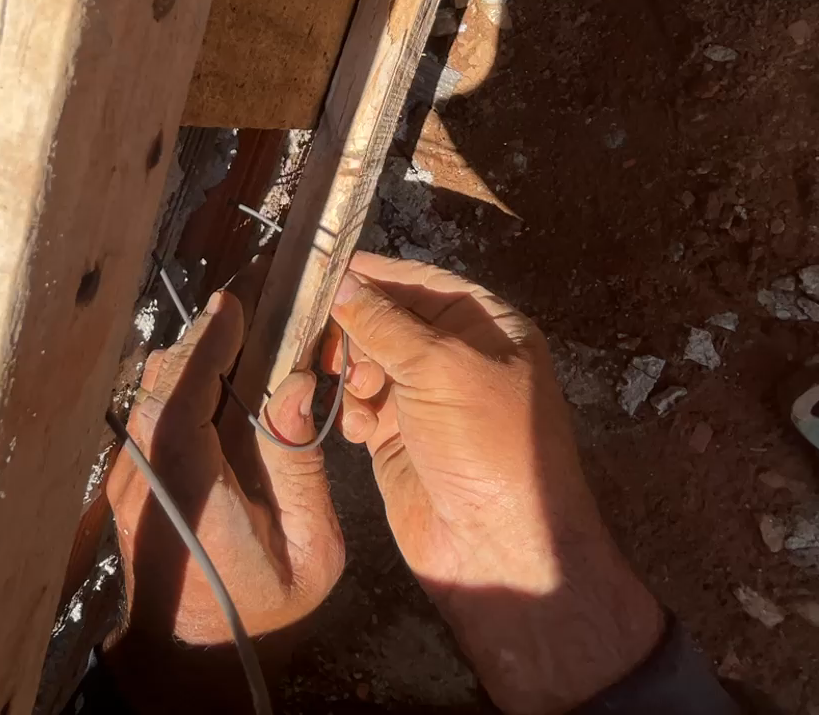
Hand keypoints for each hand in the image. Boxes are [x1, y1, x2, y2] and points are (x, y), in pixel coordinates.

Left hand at [104, 272, 343, 685]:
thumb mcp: (308, 551)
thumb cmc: (257, 611)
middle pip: (162, 380)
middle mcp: (144, 472)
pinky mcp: (125, 472)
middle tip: (247, 306)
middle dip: (203, 337)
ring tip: (235, 332)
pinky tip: (212, 372)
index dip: (208, 343)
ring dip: (190, 355)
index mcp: (189, 489)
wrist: (187, 655)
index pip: (184, 396)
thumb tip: (296, 387)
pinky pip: (148, 407)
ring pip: (150, 388)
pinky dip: (179, 378)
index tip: (233, 304)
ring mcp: (126, 471)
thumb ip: (301, 467)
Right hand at [326, 252, 662, 714]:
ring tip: (352, 391)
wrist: (497, 552)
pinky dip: (351, 408)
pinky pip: (359, 400)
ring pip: (366, 356)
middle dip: (355, 325)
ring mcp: (423, 396)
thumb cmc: (486, 444)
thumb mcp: (440, 368)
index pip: (420, 279)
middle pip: (386, 317)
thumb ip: (384, 321)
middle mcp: (454, 355)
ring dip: (350, 369)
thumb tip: (340, 280)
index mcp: (485, 325)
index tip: (321, 265)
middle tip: (321, 335)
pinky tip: (356, 427)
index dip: (373, 272)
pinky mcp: (395, 433)